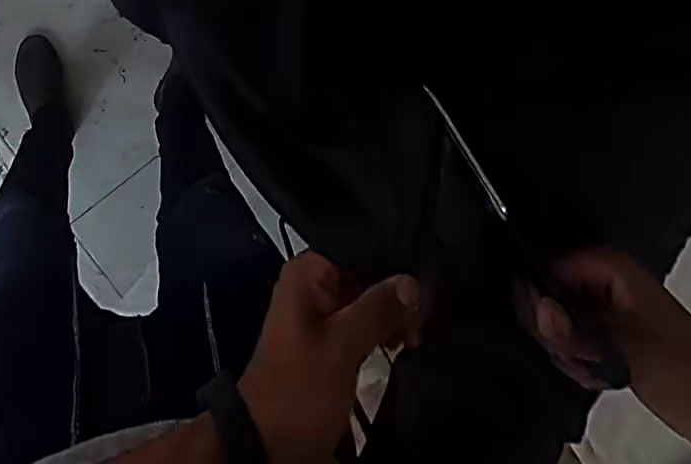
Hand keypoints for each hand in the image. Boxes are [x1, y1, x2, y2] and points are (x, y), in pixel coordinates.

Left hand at [237, 252, 423, 463]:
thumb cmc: (298, 390)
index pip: (361, 248)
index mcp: (309, 272)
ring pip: (368, 299)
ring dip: (392, 315)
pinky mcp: (330, 338)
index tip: (425, 280)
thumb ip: (377, 309)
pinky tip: (404, 342)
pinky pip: (363, 322)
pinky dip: (383, 330)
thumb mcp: (341, 347)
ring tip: (415, 335)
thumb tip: (414, 282)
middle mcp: (314, 283)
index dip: (393, 262)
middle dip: (396, 293)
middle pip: (367, 273)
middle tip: (422, 317)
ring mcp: (321, 311)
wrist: (265, 449)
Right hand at [519, 247, 676, 387]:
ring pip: (567, 322)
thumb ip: (574, 328)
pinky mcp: (617, 337)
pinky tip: (598, 376)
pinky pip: (580, 340)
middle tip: (577, 354)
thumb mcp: (623, 350)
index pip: (554, 265)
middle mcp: (611, 282)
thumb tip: (537, 307)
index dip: (543, 294)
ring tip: (593, 369)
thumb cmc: (687, 373)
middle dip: (559, 330)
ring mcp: (614, 310)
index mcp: (615, 268)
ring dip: (572, 350)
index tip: (544, 326)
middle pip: (558, 294)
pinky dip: (582, 360)